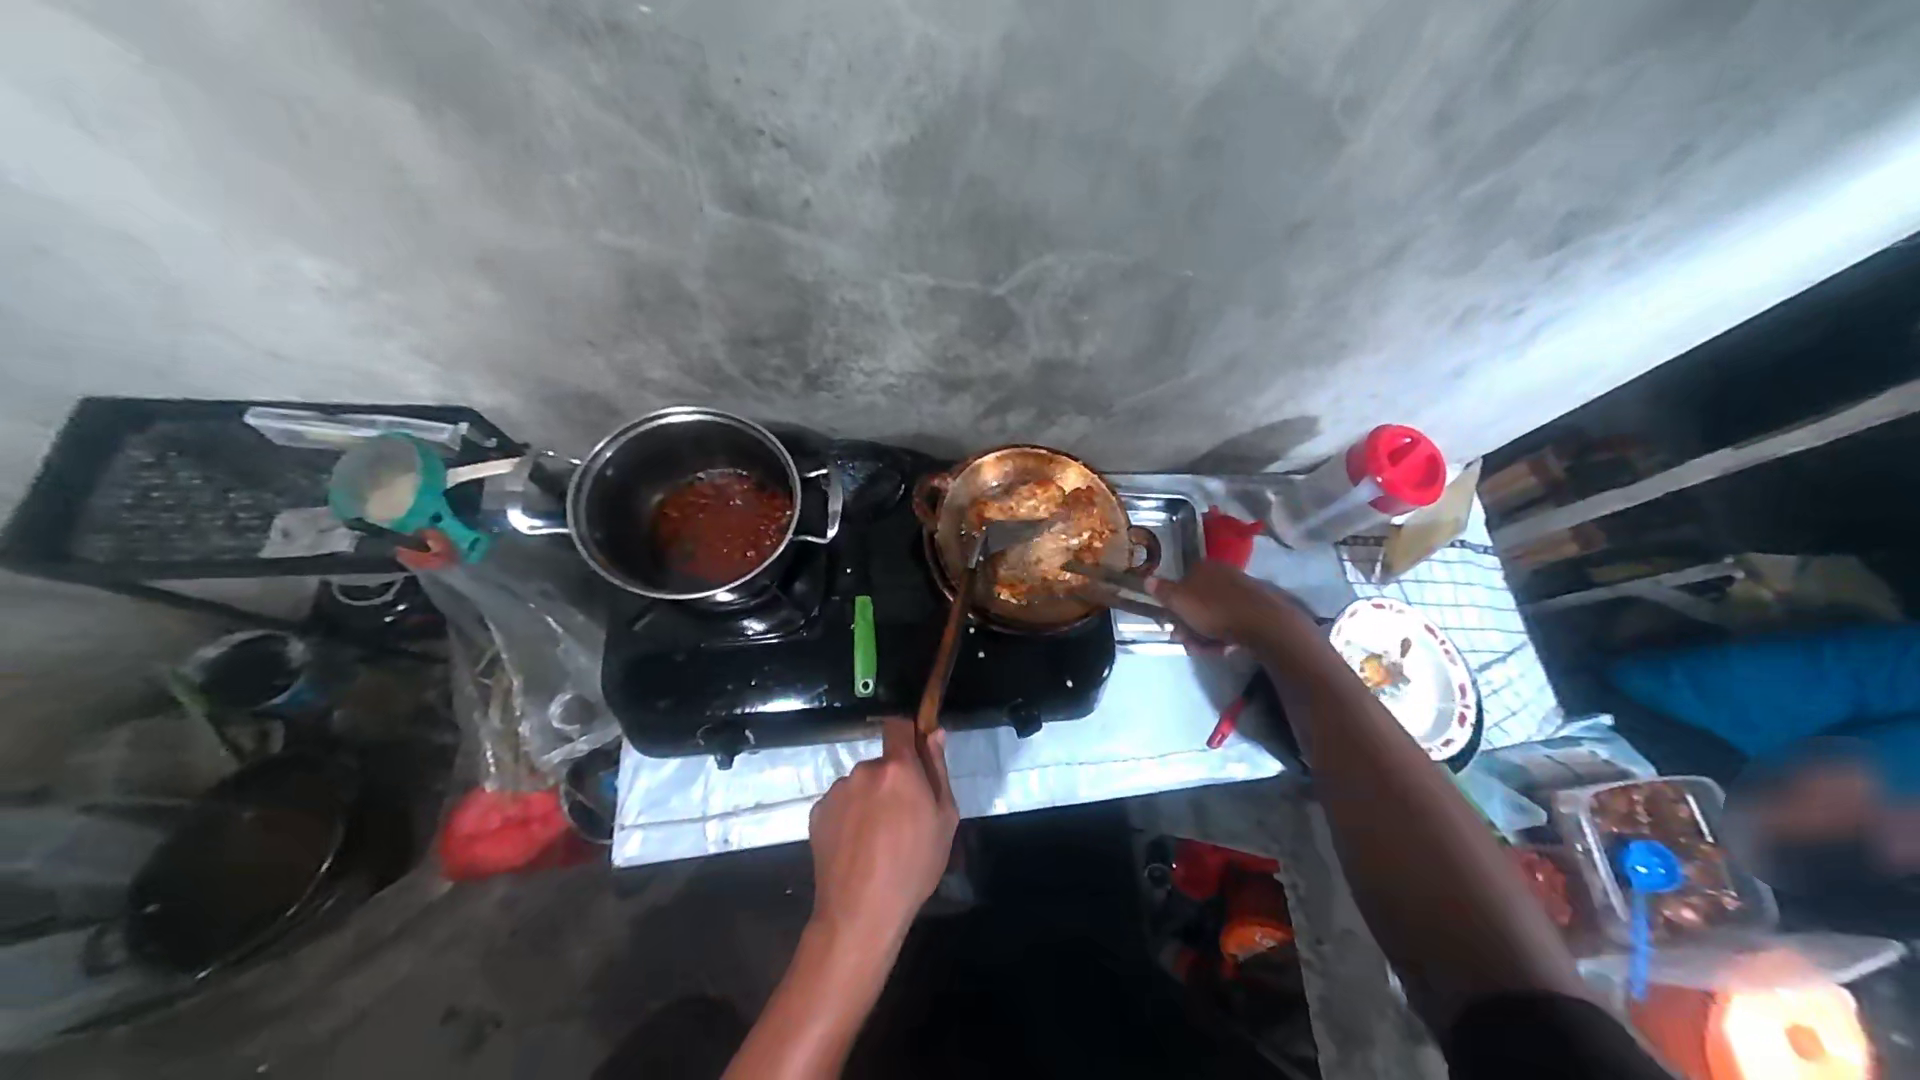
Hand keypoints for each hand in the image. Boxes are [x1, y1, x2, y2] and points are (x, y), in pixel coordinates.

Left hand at [807, 718, 958, 941]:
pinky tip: (856, 847)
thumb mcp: (944, 819)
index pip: (898, 726)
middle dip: (892, 781)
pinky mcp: (817, 812)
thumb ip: (938, 770)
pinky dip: (849, 817)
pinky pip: (840, 804)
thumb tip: (934, 733)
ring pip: (860, 785)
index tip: (915, 757)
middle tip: (902, 818)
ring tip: (877, 839)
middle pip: (882, 763)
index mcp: (897, 768)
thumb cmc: (913, 866)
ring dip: (869, 799)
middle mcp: (863, 770)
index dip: (908, 735)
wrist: (860, 911)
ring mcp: (837, 791)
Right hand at [1147, 560, 1315, 644]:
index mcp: (1203, 567)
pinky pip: (1233, 621)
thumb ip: (1162, 591)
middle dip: (1190, 625)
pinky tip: (1225, 647)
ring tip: (1207, 649)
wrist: (1263, 622)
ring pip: (1214, 614)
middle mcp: (1223, 573)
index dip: (1174, 606)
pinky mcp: (1256, 607)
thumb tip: (1146, 579)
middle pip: (1197, 602)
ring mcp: (1241, 589)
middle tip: (1189, 643)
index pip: (1182, 583)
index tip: (1173, 624)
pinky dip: (1225, 635)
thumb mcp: (1179, 601)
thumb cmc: (1214, 609)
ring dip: (1206, 634)